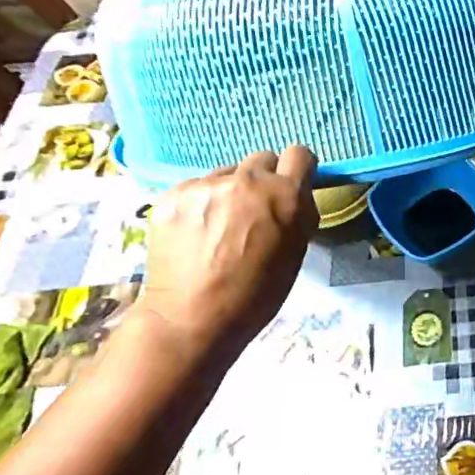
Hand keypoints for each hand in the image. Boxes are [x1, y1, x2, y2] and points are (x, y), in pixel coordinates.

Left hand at [134, 146, 318, 357]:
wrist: (190, 320)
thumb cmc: (254, 297)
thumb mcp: (294, 255)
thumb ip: (297, 215)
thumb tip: (294, 197)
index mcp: (285, 196)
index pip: (300, 154)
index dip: (296, 170)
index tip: (289, 186)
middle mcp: (248, 180)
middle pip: (261, 159)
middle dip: (261, 181)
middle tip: (252, 213)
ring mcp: (207, 185)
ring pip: (226, 173)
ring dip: (228, 192)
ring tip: (216, 230)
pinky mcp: (174, 194)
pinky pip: (196, 188)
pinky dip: (198, 206)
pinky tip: (193, 235)